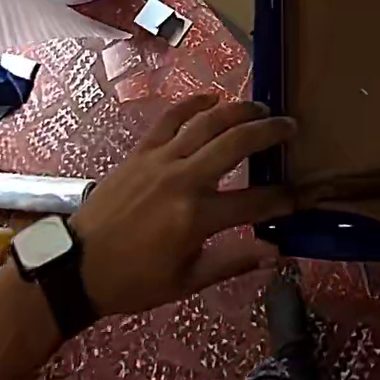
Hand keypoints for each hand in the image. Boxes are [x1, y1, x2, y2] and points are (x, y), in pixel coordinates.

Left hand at [68, 94, 295, 316]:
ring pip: (207, 122)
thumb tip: (276, 253)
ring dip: (238, 110)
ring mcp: (160, 159)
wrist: (76, 265)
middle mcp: (183, 179)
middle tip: (290, 126)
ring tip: (260, 108)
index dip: (284, 197)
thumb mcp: (187, 281)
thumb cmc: (134, 280)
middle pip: (236, 143)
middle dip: (269, 132)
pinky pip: (170, 118)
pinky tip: (213, 98)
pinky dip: (193, 103)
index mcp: (196, 217)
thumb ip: (233, 262)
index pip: (254, 202)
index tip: (303, 192)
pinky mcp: (141, 150)